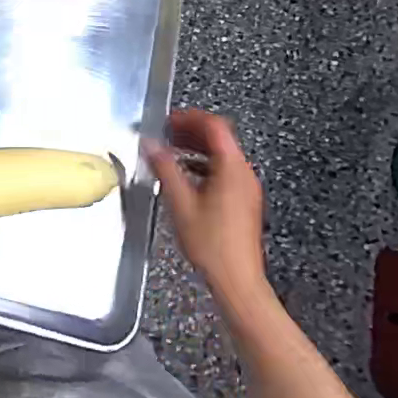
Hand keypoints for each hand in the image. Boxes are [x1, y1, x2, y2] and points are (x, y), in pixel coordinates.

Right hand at [145, 109, 268, 303]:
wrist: (237, 280)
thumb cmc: (212, 245)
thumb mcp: (180, 202)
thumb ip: (164, 168)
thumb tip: (151, 146)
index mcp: (232, 167)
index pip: (214, 126)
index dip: (190, 118)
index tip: (170, 120)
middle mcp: (244, 174)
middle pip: (220, 139)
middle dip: (192, 132)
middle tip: (168, 132)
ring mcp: (246, 188)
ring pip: (223, 155)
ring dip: (197, 148)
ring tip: (173, 152)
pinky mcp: (244, 202)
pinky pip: (226, 171)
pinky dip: (205, 165)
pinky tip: (187, 177)